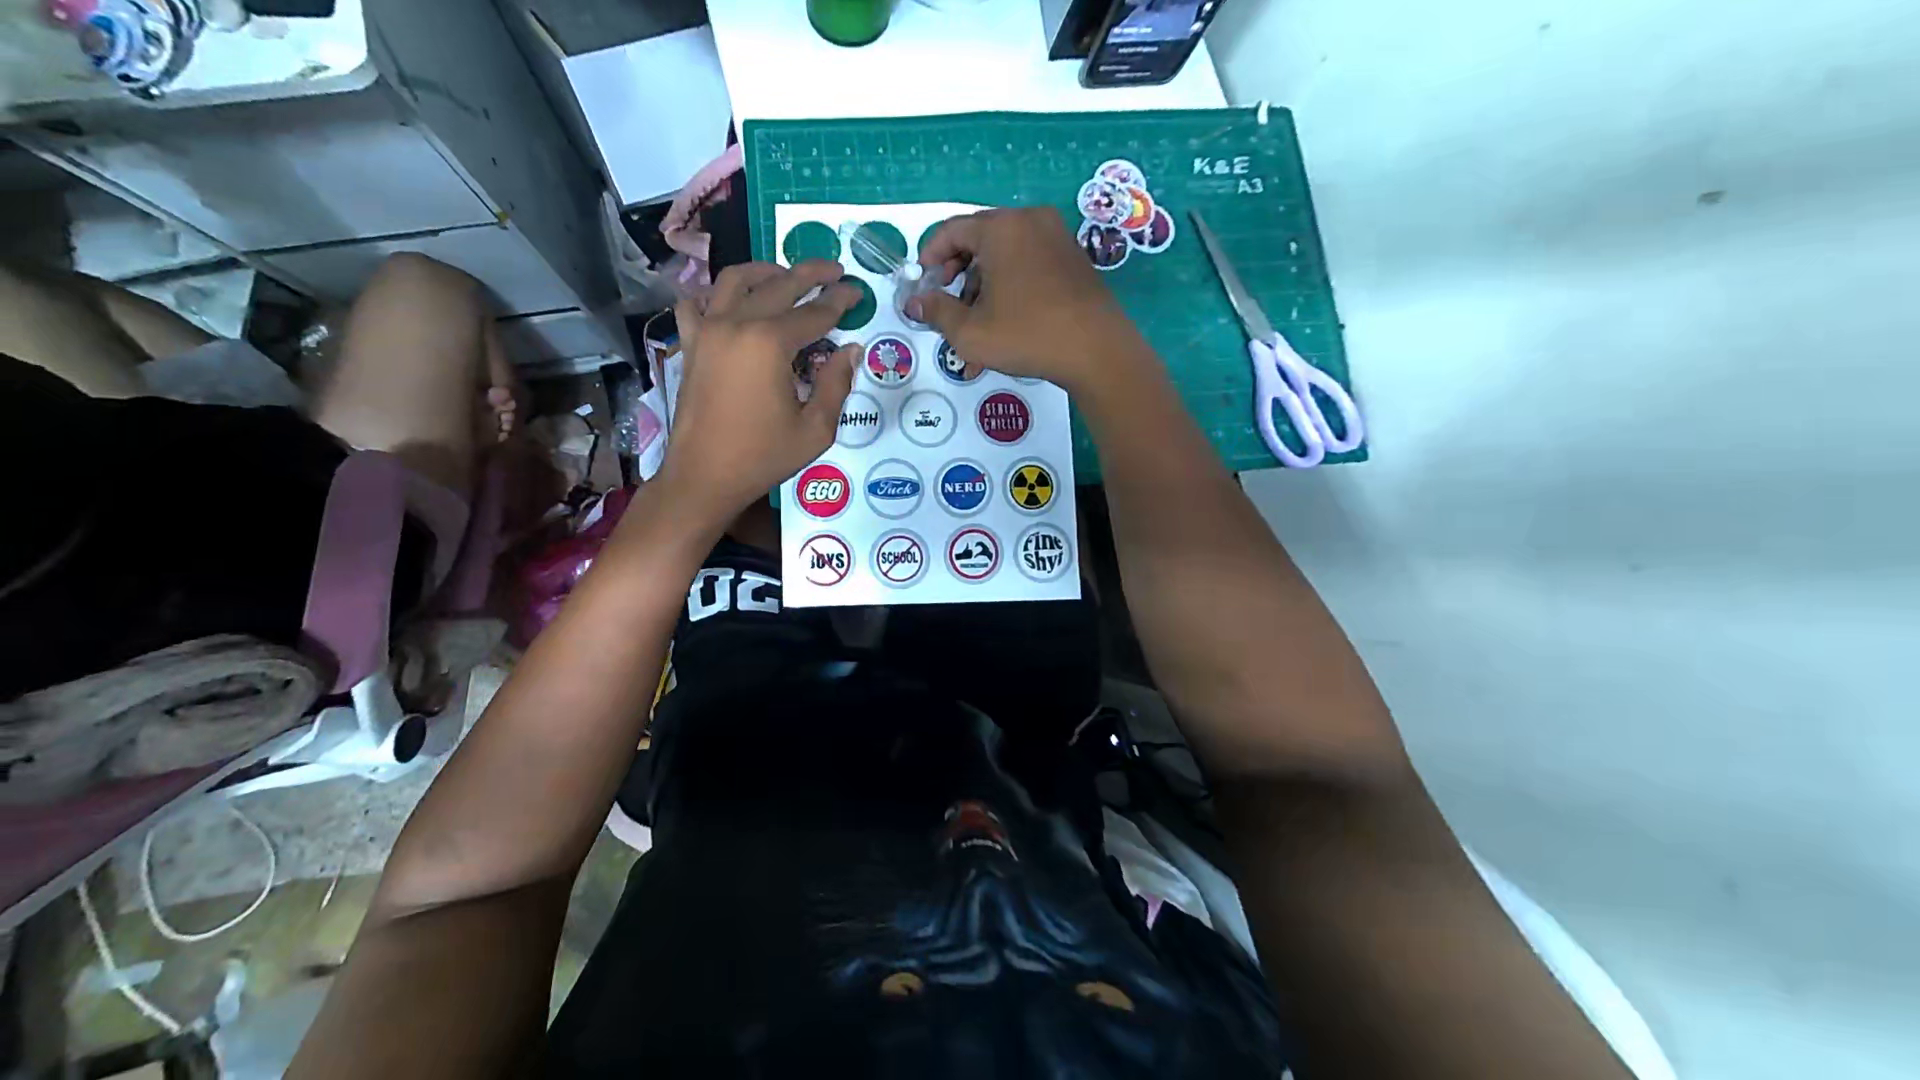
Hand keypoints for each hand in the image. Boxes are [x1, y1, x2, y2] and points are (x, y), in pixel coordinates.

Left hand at [655, 260, 859, 528]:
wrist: (703, 477)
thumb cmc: (762, 457)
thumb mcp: (815, 429)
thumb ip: (836, 384)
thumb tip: (850, 351)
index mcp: (770, 343)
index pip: (815, 312)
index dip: (840, 300)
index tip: (857, 291)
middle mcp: (736, 324)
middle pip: (779, 285)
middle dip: (810, 274)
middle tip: (834, 268)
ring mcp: (707, 330)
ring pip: (735, 280)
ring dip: (765, 271)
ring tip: (786, 274)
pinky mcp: (690, 344)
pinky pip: (696, 302)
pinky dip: (715, 294)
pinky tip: (730, 301)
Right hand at [907, 207, 1147, 391]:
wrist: (1097, 351)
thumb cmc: (1027, 336)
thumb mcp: (970, 332)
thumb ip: (936, 312)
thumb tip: (914, 302)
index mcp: (1001, 228)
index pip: (951, 231)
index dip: (930, 258)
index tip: (922, 285)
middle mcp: (1030, 221)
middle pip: (979, 241)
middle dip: (958, 277)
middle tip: (948, 308)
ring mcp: (1057, 237)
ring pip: (1005, 256)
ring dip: (984, 289)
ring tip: (977, 329)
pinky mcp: (1074, 259)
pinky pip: (1029, 264)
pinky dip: (1011, 287)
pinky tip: (1006, 323)